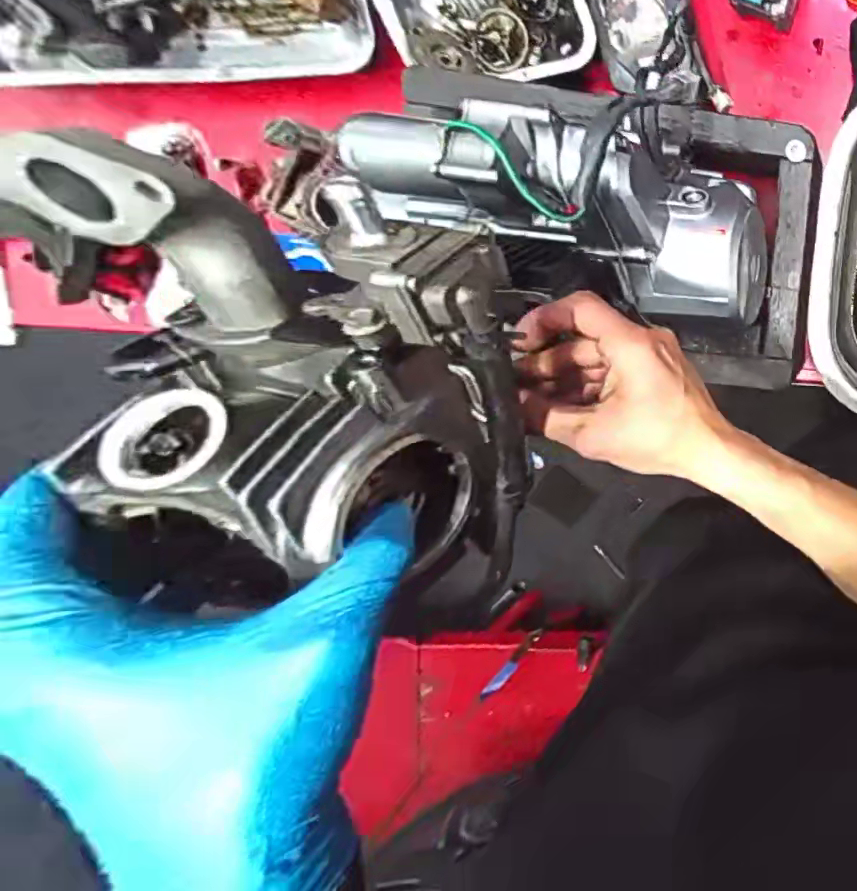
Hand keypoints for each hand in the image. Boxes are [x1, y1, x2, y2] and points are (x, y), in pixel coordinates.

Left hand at [0, 473, 411, 890]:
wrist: (239, 854)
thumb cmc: (246, 760)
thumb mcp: (322, 635)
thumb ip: (366, 560)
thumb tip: (394, 512)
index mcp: (44, 642)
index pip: (15, 524)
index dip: (78, 468)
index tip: (150, 433)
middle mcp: (33, 664)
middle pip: (52, 550)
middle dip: (129, 499)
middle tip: (207, 460)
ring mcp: (66, 690)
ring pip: (86, 587)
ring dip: (150, 542)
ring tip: (227, 504)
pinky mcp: (111, 703)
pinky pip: (117, 617)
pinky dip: (167, 580)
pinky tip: (238, 568)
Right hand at [514, 291, 734, 482]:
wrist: (707, 450)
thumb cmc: (665, 439)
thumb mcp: (593, 433)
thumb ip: (545, 417)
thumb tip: (516, 406)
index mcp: (633, 344)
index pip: (580, 307)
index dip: (543, 319)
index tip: (521, 342)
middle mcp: (646, 341)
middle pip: (583, 338)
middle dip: (547, 362)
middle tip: (518, 385)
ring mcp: (653, 354)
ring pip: (596, 355)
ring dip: (565, 376)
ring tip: (536, 402)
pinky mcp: (657, 369)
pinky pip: (615, 366)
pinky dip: (589, 383)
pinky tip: (566, 406)